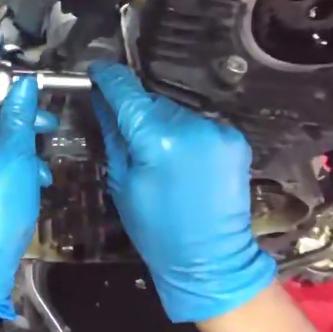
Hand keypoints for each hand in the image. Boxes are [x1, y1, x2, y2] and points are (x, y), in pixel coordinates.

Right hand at [88, 61, 274, 322]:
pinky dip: (188, 134)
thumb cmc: (158, 230)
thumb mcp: (122, 183)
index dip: (108, 78)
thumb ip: (113, 135)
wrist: (211, 259)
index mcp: (157, 139)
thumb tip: (102, 100)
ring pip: (177, 112)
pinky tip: (185, 161)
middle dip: (139, 112)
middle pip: (154, 101)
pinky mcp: (234, 138)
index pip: (127, 91)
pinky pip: (200, 124)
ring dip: (165, 124)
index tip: (98, 72)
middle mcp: (191, 125)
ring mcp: (217, 130)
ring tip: (162, 157)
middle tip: (130, 136)